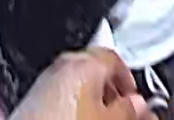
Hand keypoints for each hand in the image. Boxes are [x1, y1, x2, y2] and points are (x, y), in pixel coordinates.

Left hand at [9, 49, 153, 119]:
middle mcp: (65, 63)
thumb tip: (139, 104)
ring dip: (92, 95)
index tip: (134, 99)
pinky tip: (76, 117)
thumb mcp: (107, 119)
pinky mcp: (35, 95)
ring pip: (79, 80)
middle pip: (96, 67)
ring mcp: (48, 78)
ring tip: (98, 116)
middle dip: (110, 89)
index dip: (128, 80)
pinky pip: (63, 90)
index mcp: (85, 62)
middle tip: (119, 110)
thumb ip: (127, 109)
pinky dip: (74, 101)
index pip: (115, 59)